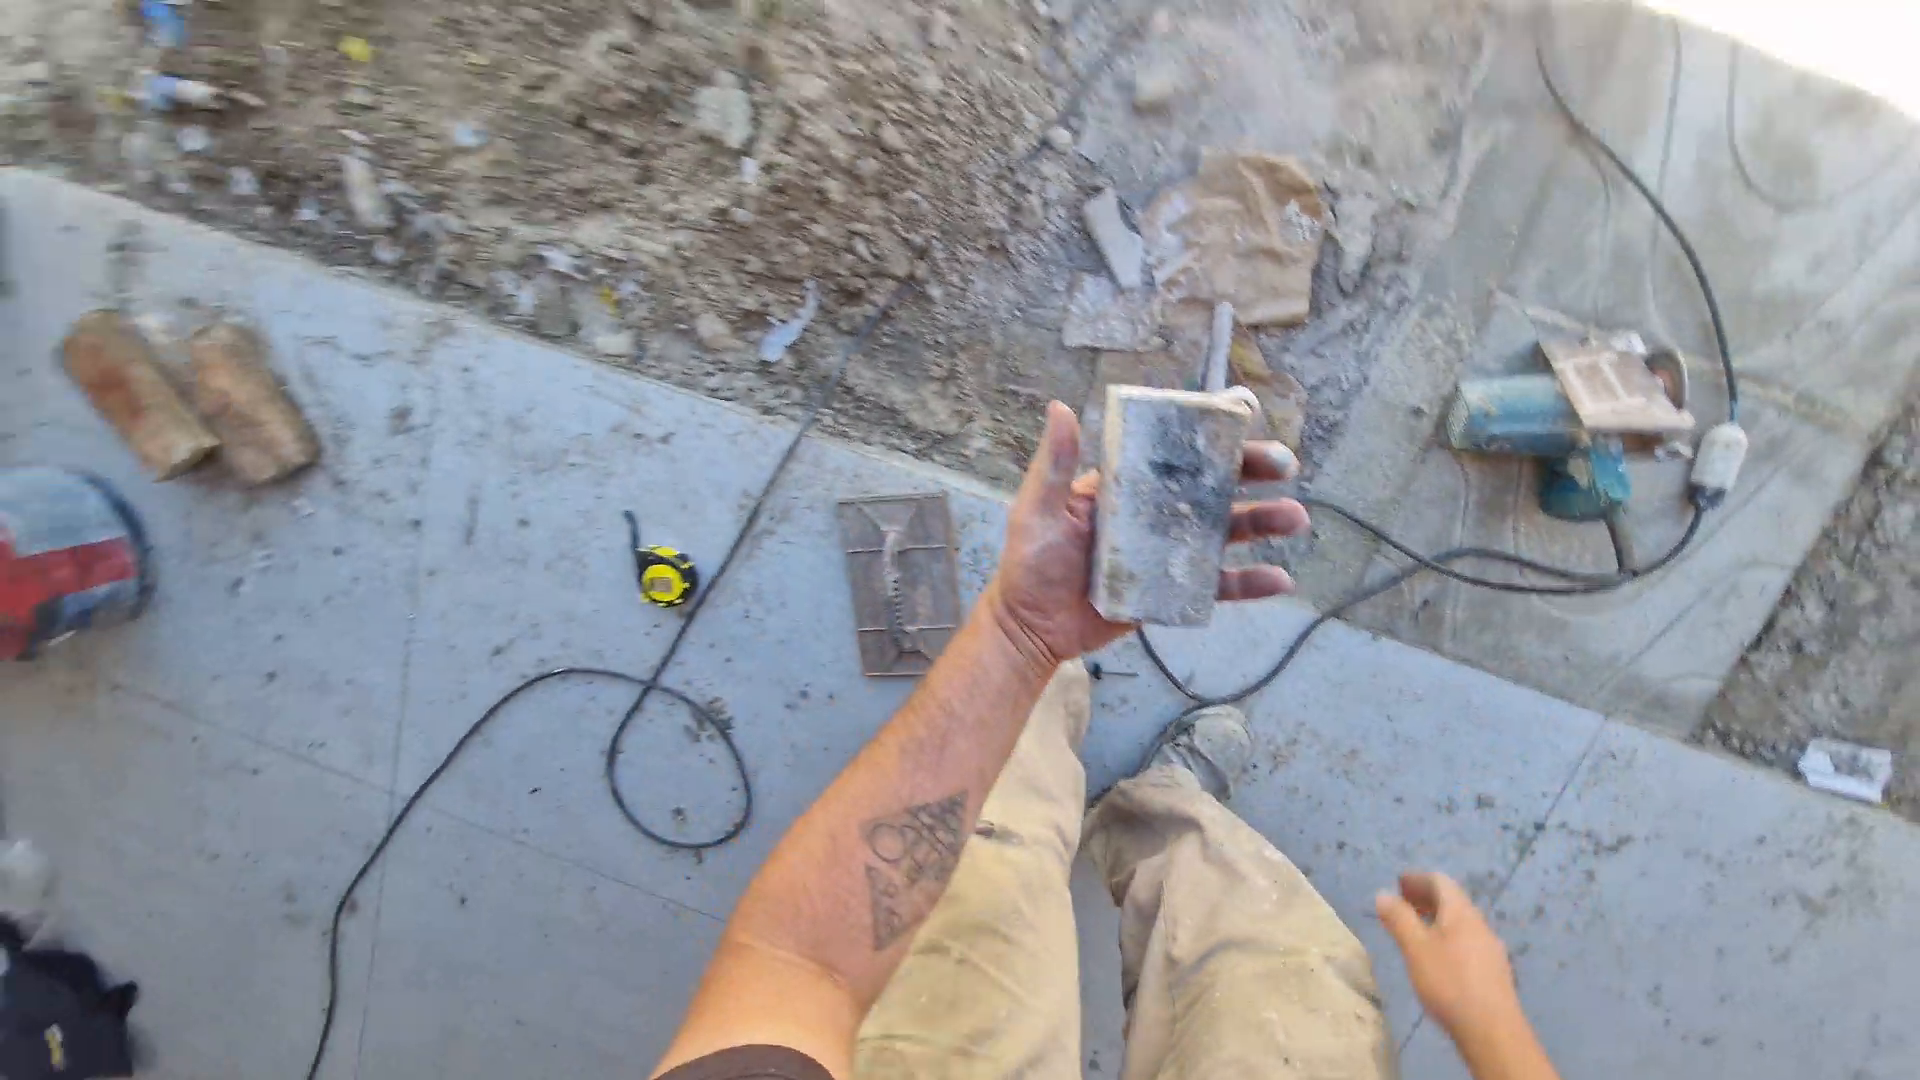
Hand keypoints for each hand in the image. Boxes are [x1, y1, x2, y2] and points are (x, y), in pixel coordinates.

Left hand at [986, 400, 1309, 670]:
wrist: (1031, 627)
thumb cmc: (1030, 563)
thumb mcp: (1038, 509)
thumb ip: (1054, 464)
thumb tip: (1060, 407)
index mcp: (1126, 488)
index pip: (1174, 454)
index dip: (1210, 438)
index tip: (1246, 419)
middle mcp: (1152, 515)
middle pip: (1210, 488)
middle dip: (1251, 474)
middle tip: (1286, 467)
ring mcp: (1166, 554)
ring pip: (1223, 533)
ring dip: (1262, 523)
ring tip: (1295, 518)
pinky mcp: (1172, 591)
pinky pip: (1216, 585)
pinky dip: (1248, 583)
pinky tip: (1279, 578)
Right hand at [1376, 872, 1523, 1037]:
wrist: (1494, 1034)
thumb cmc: (1449, 983)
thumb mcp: (1414, 947)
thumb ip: (1398, 917)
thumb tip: (1383, 894)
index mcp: (1462, 914)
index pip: (1441, 882)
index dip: (1418, 879)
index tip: (1397, 885)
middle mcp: (1481, 927)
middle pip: (1453, 901)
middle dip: (1426, 898)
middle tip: (1402, 905)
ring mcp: (1491, 952)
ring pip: (1461, 924)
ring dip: (1436, 919)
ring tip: (1415, 931)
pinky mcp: (1494, 974)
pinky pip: (1467, 943)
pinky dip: (1447, 938)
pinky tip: (1437, 959)